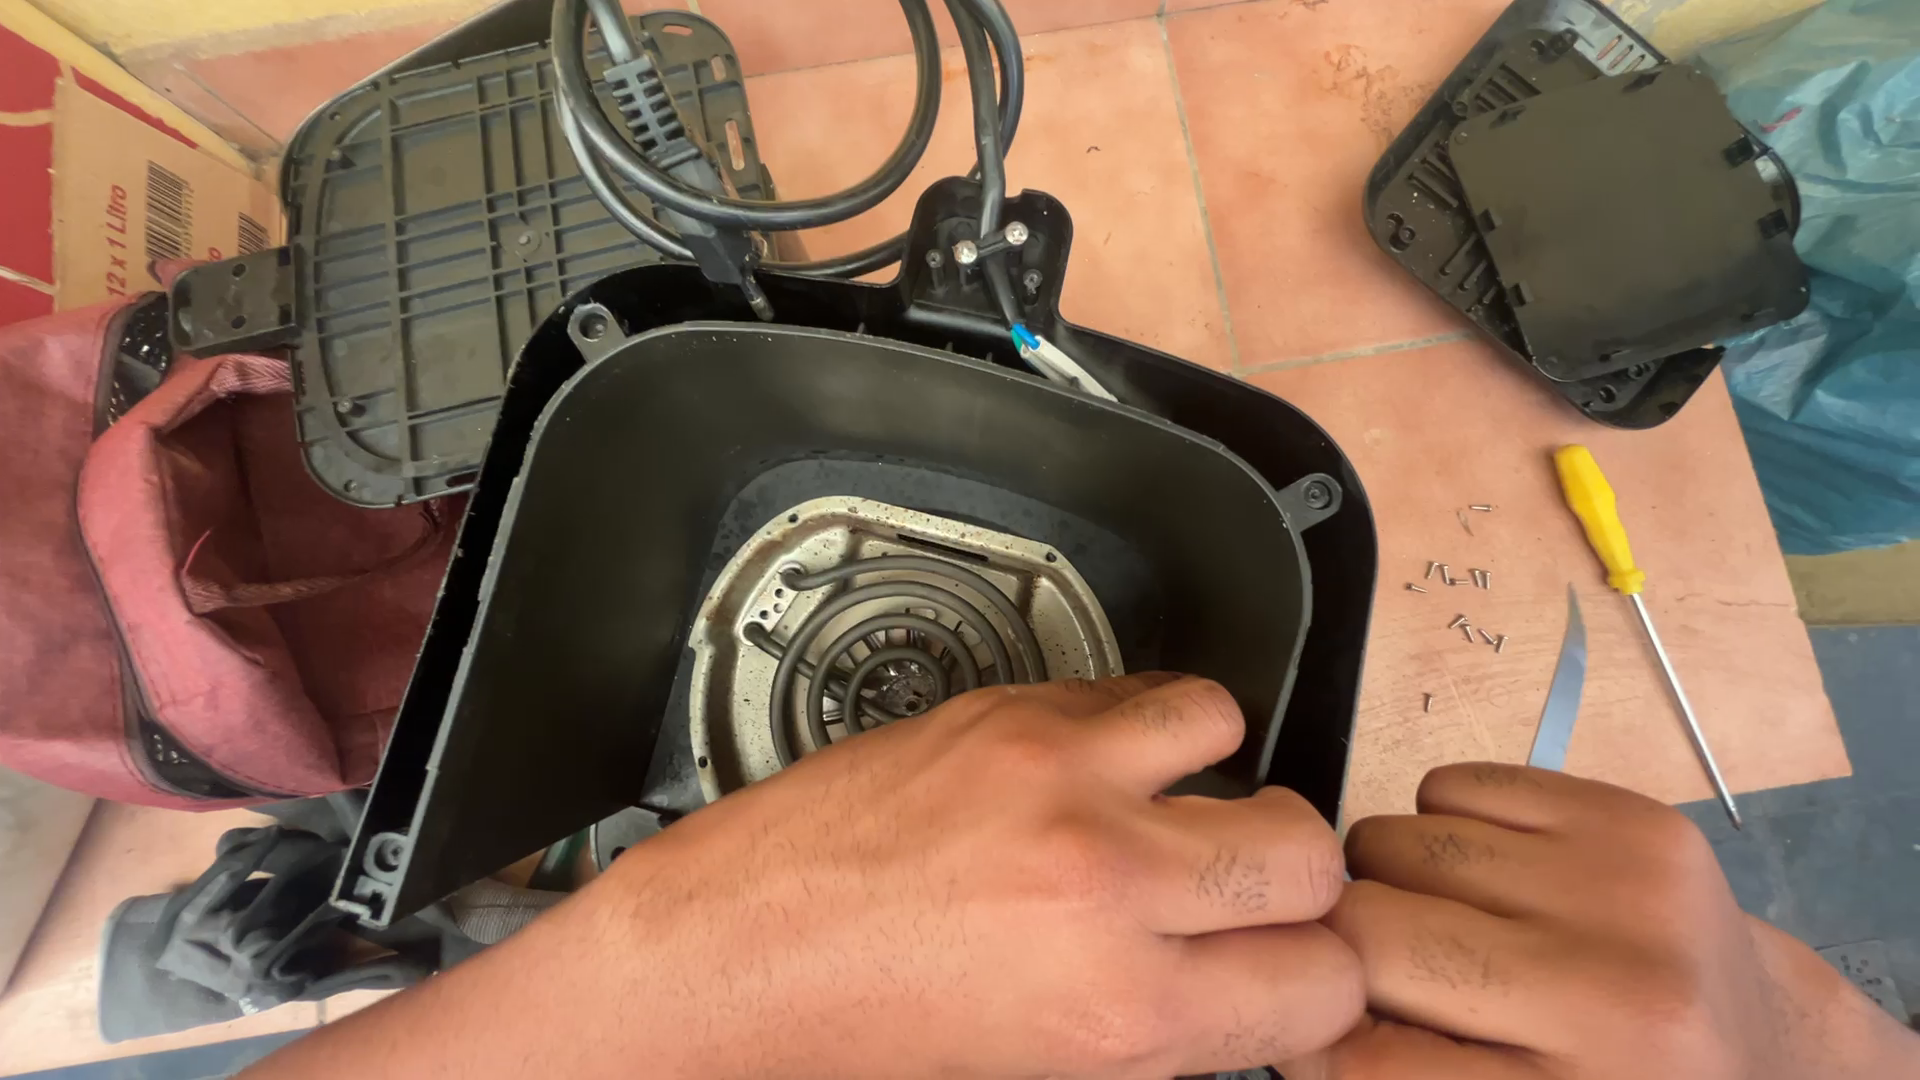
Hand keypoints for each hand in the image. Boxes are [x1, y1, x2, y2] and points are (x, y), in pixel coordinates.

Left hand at [249, 676, 1362, 1079]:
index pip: (1322, 983)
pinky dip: (1137, 719)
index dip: (1316, 968)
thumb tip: (1239, 969)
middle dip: (1288, 864)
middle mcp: (1106, 879)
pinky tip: (1094, 755)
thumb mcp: (1049, 1062)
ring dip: (1212, 762)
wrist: (743, 940)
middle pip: (1305, 845)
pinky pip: (1131, 686)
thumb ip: (1164, 1012)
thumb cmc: (872, 1017)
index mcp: (1123, 1012)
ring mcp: (1056, 773)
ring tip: (1165, 788)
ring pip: (1226, 725)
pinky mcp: (1008, 708)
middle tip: (1239, 866)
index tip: (1289, 949)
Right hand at [1286, 763, 1919, 1079]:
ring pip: (1389, 838)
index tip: (1333, 1025)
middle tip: (1398, 963)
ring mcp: (1627, 890)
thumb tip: (1286, 1008)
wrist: (1775, 1055)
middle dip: (1355, 939)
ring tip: (1454, 914)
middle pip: (1364, 925)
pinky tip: (1498, 870)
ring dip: (1392, 874)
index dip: (1322, 1033)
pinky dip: (1443, 821)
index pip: (1358, 1052)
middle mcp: (1616, 996)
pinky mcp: (1629, 815)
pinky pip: (1445, 783)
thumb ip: (1385, 1069)